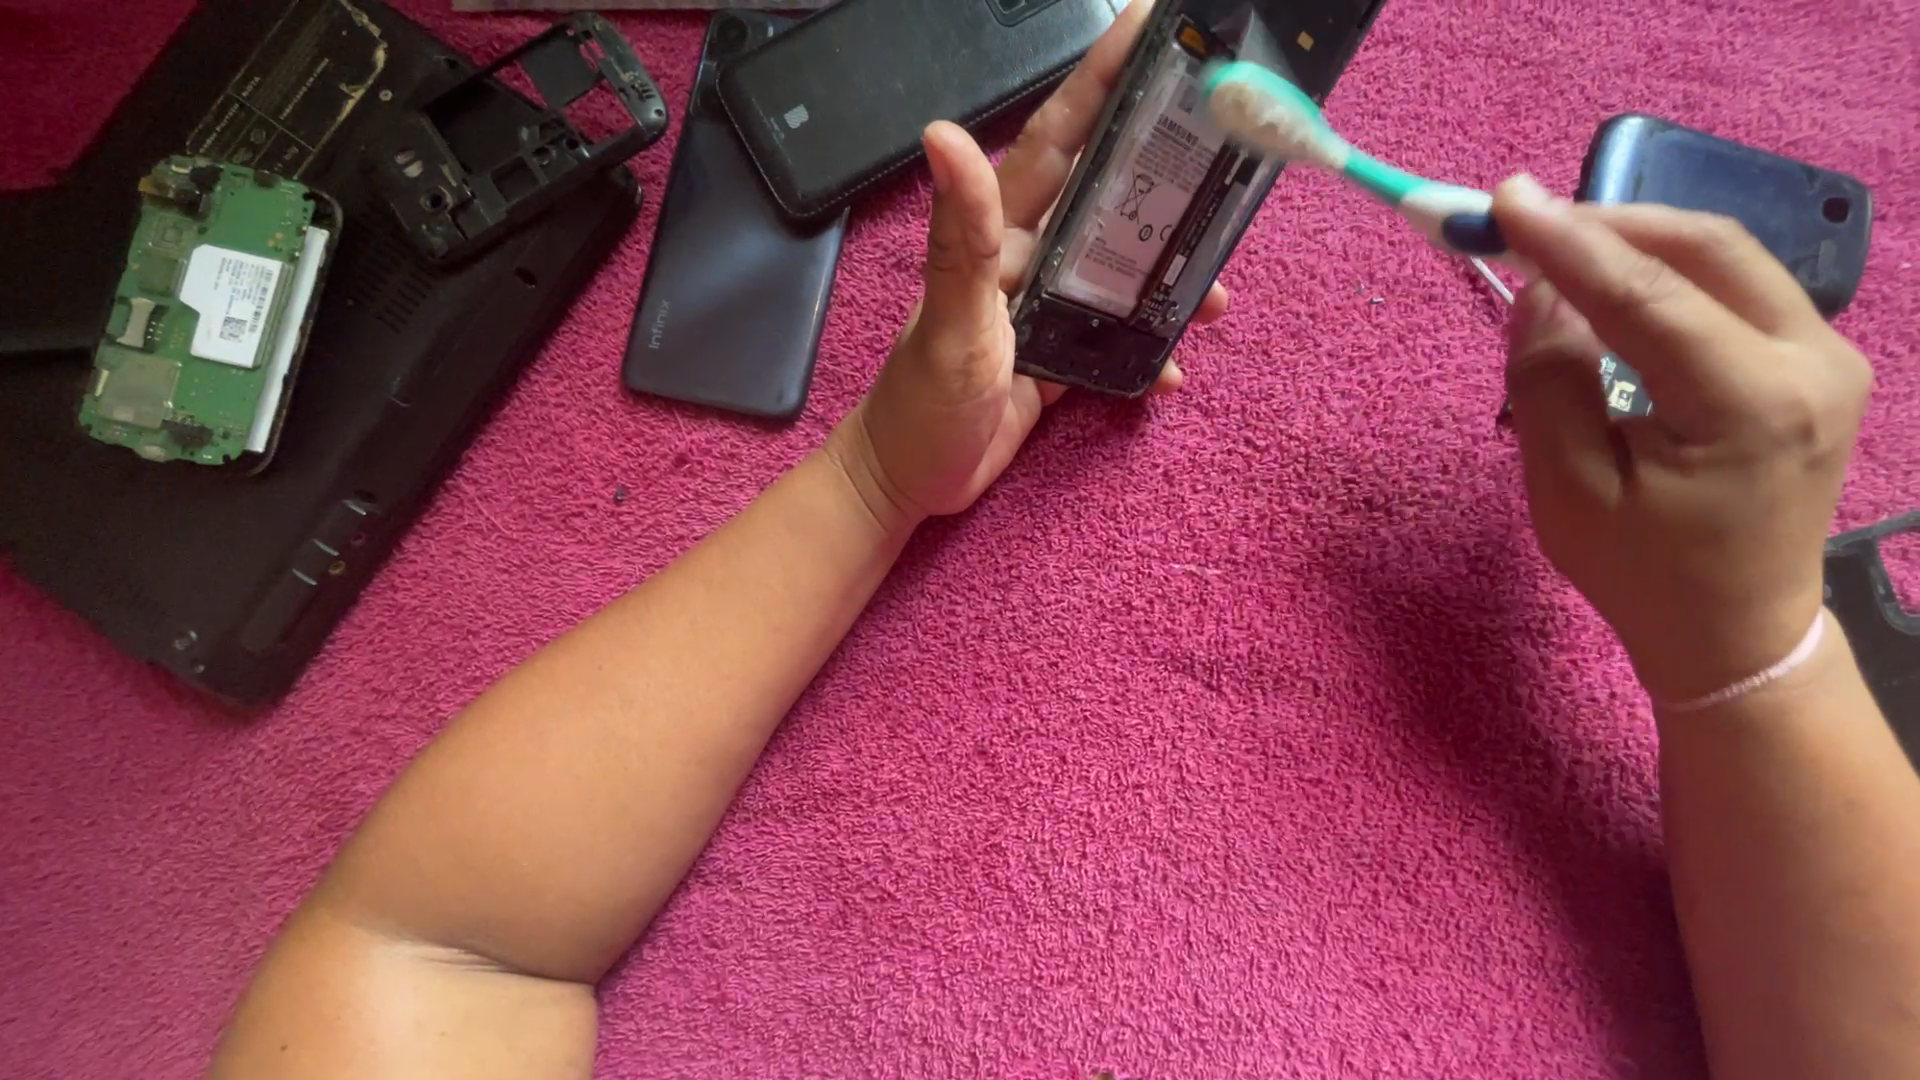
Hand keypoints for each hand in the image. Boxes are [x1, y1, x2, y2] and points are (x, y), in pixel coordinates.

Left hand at [827, 0, 1230, 532]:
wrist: (910, 478)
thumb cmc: (922, 403)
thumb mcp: (952, 322)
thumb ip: (961, 238)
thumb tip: (944, 133)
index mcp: (998, 238)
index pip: (1055, 144)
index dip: (1099, 84)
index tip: (1153, 28)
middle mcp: (1024, 263)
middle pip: (1103, 203)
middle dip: (1163, 179)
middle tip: (1226, 161)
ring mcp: (1040, 313)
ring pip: (1116, 275)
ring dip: (1166, 280)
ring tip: (1213, 295)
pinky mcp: (1052, 360)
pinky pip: (1108, 341)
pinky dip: (1141, 351)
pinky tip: (1169, 368)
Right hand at [1493, 176, 1872, 702]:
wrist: (1733, 626)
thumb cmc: (1638, 569)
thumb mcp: (1566, 489)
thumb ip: (1550, 385)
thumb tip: (1541, 298)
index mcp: (1748, 402)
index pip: (1647, 295)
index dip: (1567, 243)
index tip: (1505, 200)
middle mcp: (1812, 361)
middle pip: (1706, 250)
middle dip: (1606, 224)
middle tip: (1522, 218)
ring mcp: (1825, 358)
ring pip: (1725, 261)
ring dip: (1632, 243)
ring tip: (1552, 245)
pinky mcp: (1810, 365)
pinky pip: (1733, 292)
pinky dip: (1661, 275)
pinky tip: (1607, 285)